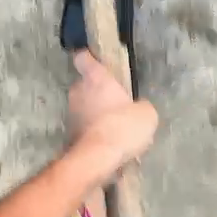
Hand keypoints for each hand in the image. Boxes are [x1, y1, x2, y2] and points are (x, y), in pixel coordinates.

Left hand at [67, 50, 158, 179]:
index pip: (83, 58)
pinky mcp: (70, 135)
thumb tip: (138, 110)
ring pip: (84, 108)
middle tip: (117, 107)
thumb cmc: (122, 126)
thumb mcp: (146, 115)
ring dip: (96, 116)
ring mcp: (71, 113)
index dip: (89, 59)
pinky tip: (110, 147)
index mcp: (95, 78)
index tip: (95, 62)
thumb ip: (141, 107)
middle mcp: (78, 91)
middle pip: (85, 85)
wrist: (97, 158)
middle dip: (98, 94)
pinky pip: (85, 129)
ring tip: (116, 131)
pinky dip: (94, 134)